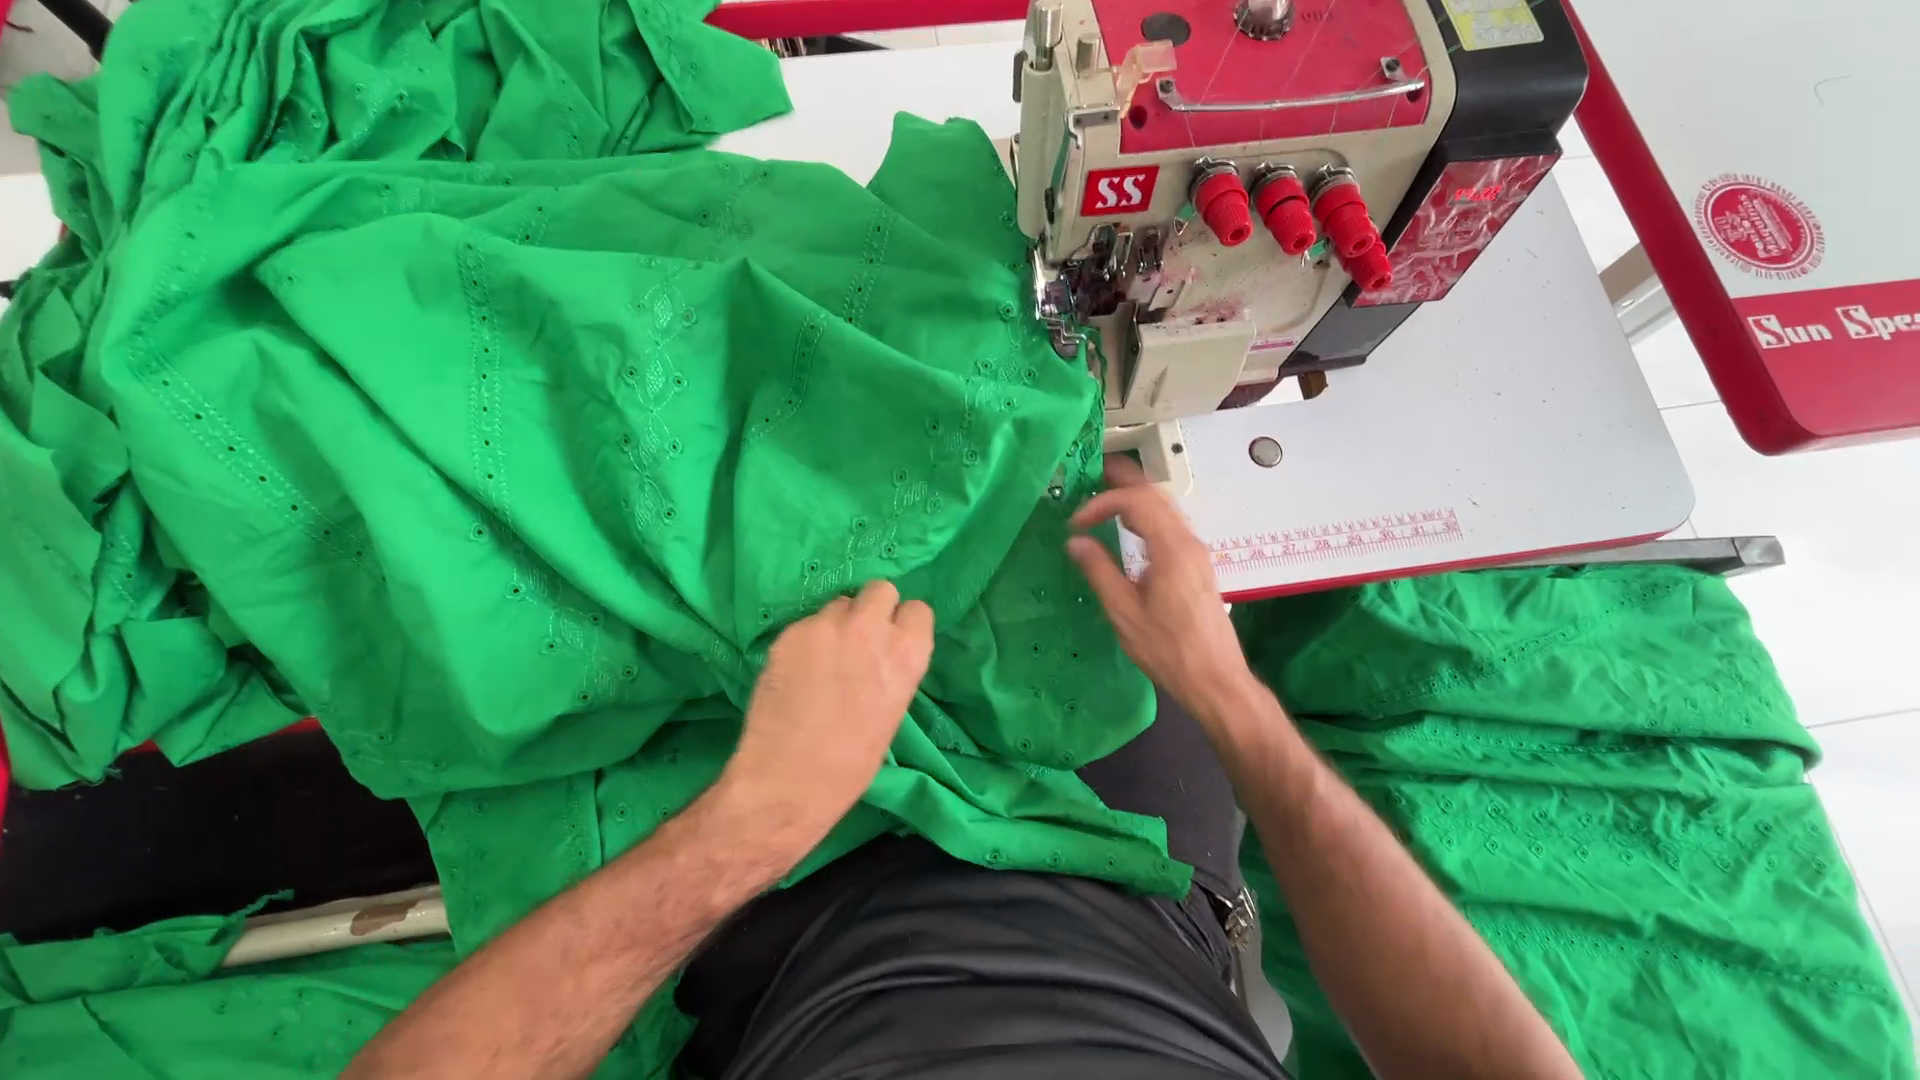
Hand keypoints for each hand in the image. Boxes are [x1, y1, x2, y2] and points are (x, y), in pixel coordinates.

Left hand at [719, 581, 933, 844]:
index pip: (917, 609)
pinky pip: (805, 624)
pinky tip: (796, 671)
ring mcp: (827, 626)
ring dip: (836, 623)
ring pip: (838, 604)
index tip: (891, 641)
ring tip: (823, 659)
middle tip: (857, 639)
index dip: (902, 624)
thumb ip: (891, 667)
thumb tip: (878, 653)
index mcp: (908, 652)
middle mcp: (871, 627)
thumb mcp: (893, 708)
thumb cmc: (852, 761)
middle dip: (871, 609)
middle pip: (880, 589)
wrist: (790, 779)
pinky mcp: (790, 633)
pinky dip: (805, 641)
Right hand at [1066, 455, 1253, 717]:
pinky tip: (1129, 531)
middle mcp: (1189, 543)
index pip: (1136, 502)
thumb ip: (1100, 571)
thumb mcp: (1124, 613)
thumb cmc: (1168, 650)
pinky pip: (1171, 526)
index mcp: (1172, 549)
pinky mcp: (1198, 567)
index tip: (1076, 524)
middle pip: (1156, 494)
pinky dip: (1147, 517)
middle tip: (1091, 475)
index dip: (1102, 503)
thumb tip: (1076, 541)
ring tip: (1105, 500)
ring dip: (1136, 499)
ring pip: (1166, 509)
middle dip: (1123, 482)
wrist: (1216, 679)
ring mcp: (1197, 554)